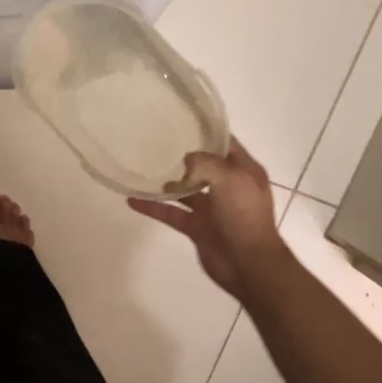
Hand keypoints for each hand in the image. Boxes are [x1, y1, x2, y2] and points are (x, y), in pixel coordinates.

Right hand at [127, 139, 289, 297]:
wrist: (249, 264)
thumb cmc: (244, 216)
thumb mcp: (229, 179)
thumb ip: (205, 163)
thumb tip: (185, 161)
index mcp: (244, 171)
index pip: (226, 144)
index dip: (207, 131)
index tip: (182, 118)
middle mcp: (229, 186)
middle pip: (204, 165)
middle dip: (183, 154)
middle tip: (155, 140)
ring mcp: (213, 208)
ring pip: (185, 189)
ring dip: (166, 182)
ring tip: (141, 168)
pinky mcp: (198, 227)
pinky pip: (172, 212)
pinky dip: (154, 207)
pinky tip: (132, 200)